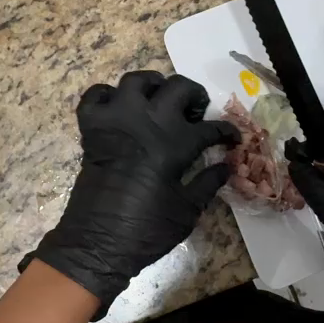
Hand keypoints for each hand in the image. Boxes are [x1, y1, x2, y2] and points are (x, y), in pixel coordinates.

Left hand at [27, 71, 238, 317]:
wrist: (97, 242)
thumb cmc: (146, 229)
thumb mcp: (187, 210)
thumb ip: (209, 183)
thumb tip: (226, 167)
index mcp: (175, 142)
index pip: (211, 127)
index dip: (227, 132)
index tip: (232, 137)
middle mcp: (147, 120)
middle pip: (178, 87)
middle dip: (194, 96)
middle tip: (195, 113)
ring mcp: (116, 118)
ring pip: (137, 80)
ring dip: (153, 87)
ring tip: (158, 102)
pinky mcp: (91, 126)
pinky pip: (97, 94)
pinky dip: (108, 97)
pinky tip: (119, 110)